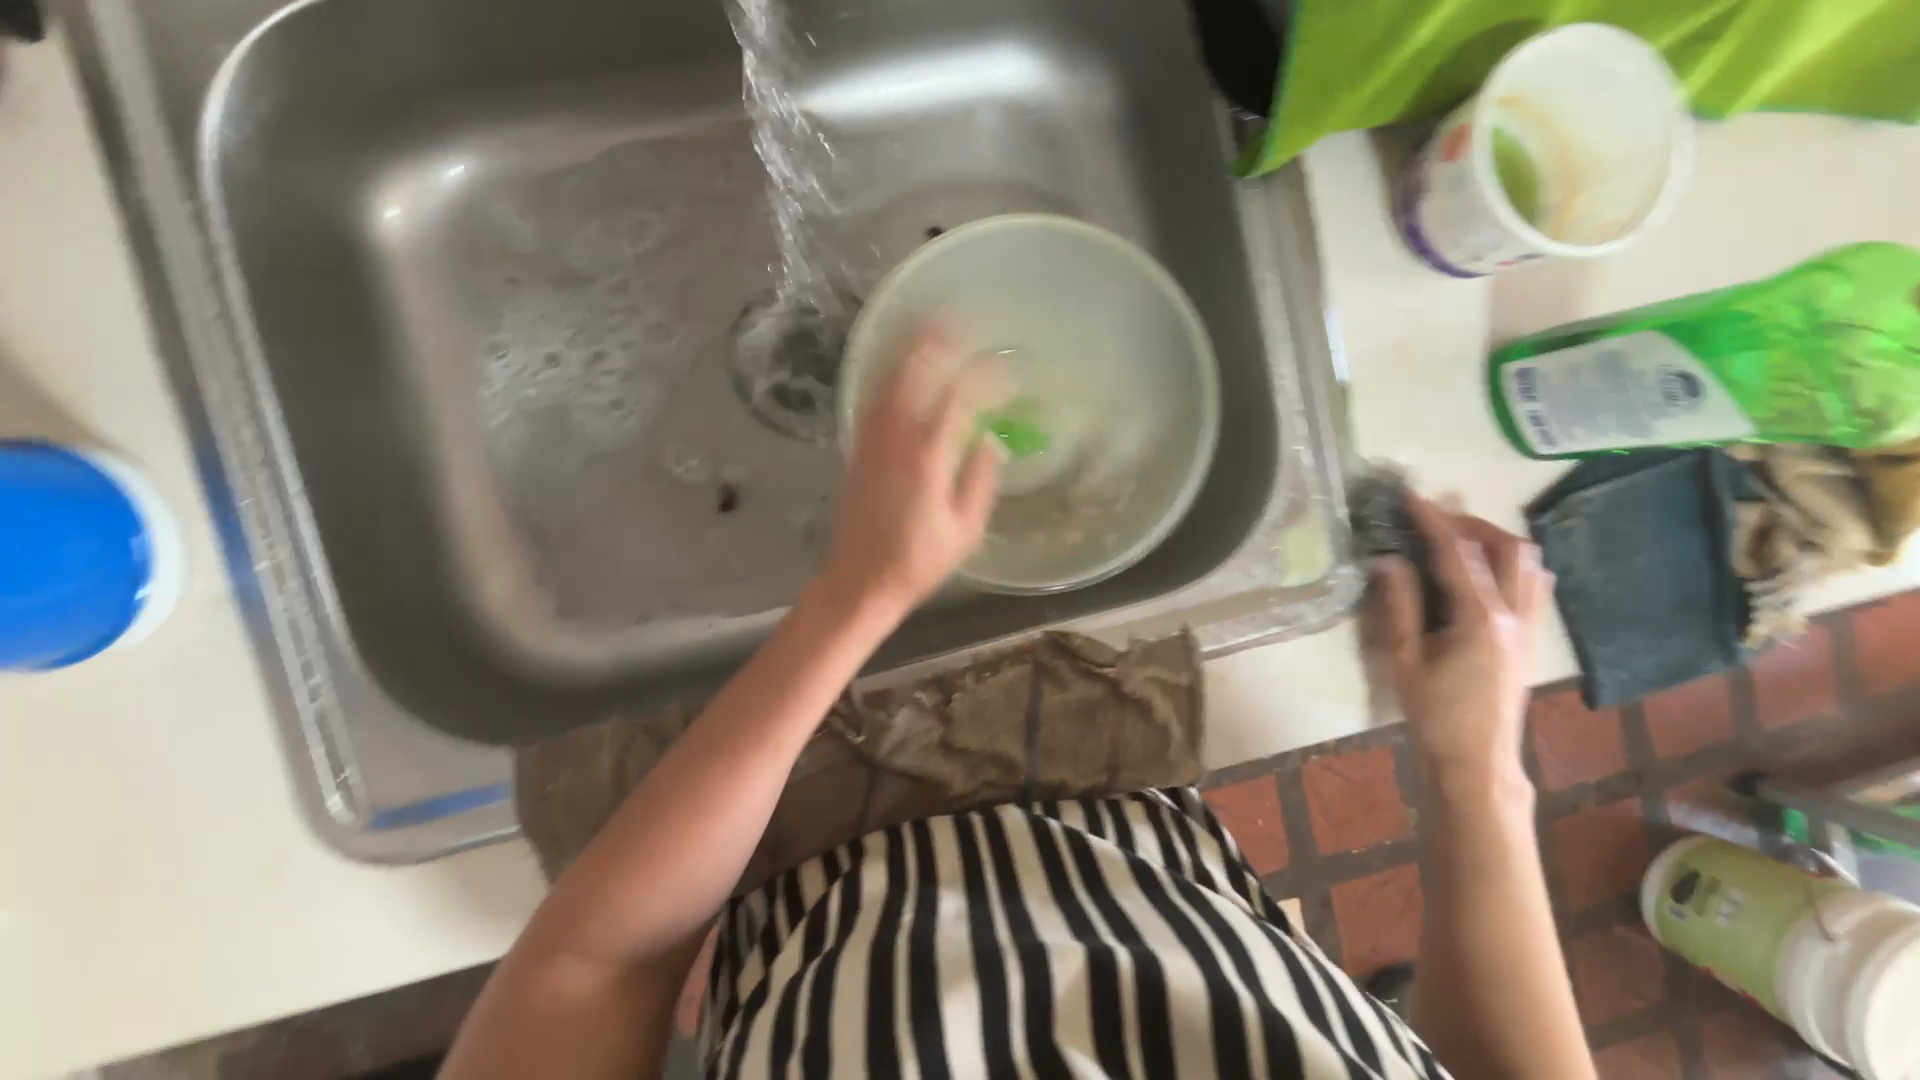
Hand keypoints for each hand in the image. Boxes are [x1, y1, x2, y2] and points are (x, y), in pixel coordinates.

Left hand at [820, 322, 1003, 612]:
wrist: (859, 581)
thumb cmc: (918, 563)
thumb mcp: (964, 530)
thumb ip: (979, 480)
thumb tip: (989, 439)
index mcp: (926, 461)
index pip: (956, 402)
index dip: (982, 380)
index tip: (1005, 372)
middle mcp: (894, 442)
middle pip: (912, 377)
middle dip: (934, 344)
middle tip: (957, 319)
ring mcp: (870, 443)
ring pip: (887, 383)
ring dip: (908, 352)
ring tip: (929, 327)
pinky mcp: (857, 450)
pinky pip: (872, 401)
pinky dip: (887, 375)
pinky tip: (899, 365)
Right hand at [1371, 495, 1552, 788]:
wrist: (1477, 759)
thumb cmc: (1435, 714)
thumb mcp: (1405, 660)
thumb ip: (1400, 605)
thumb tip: (1387, 559)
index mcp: (1480, 619)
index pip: (1457, 553)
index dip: (1432, 519)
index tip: (1410, 496)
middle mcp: (1515, 614)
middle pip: (1507, 546)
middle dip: (1471, 522)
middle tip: (1434, 518)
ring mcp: (1531, 626)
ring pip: (1529, 562)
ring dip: (1495, 540)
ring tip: (1459, 538)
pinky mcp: (1532, 637)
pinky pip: (1535, 584)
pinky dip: (1512, 563)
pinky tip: (1485, 571)